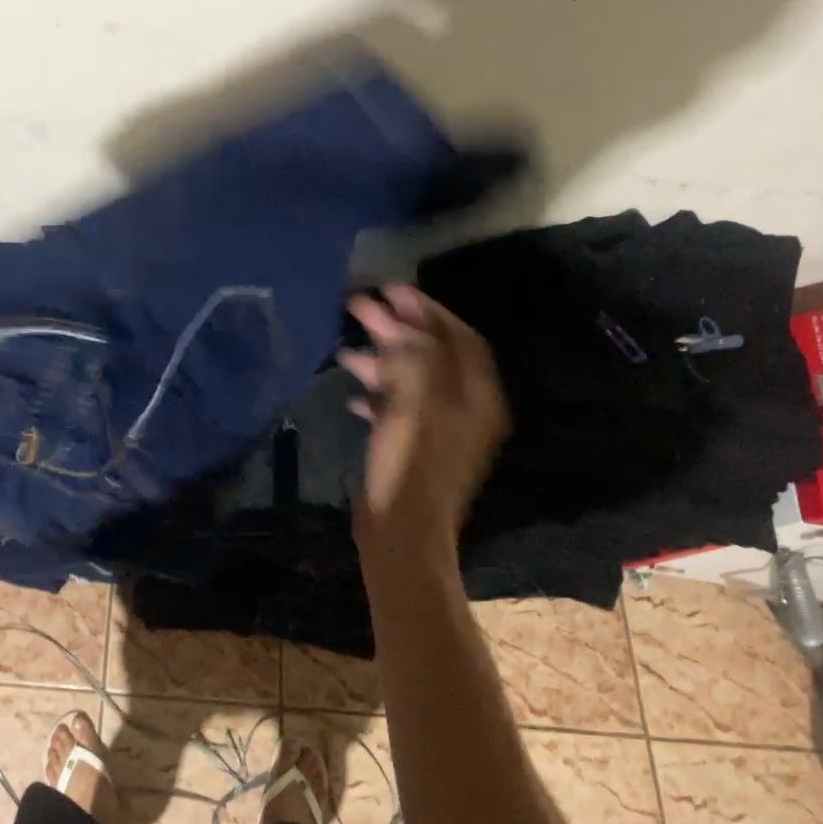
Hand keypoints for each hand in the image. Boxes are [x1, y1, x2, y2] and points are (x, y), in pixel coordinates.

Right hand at [338, 285, 507, 555]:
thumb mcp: (414, 401)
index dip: (428, 310)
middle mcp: (466, 409)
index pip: (459, 337)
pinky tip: (352, 393)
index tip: (394, 290)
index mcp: (477, 396)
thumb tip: (401, 326)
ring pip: (412, 380)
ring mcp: (441, 430)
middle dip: (398, 329)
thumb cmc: (411, 465)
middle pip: (433, 354)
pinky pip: (399, 408)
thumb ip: (414, 357)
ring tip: (345, 349)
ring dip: (381, 360)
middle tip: (361, 306)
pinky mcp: (416, 448)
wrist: (402, 533)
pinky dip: (377, 394)